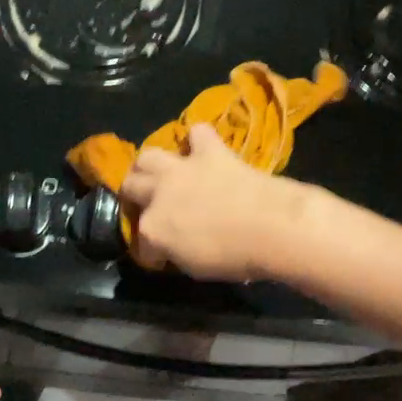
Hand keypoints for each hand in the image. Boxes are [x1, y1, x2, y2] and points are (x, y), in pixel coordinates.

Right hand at [117, 124, 316, 279]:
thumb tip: (173, 247)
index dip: (150, 252)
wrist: (271, 227)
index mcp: (152, 230)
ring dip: (149, 165)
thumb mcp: (193, 267)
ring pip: (148, 156)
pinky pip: (197, 133)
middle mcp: (158, 195)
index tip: (160, 257)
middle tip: (147, 206)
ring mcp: (182, 170)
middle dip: (134, 197)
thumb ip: (175, 251)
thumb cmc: (234, 258)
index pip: (141, 243)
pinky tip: (200, 148)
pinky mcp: (211, 152)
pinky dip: (197, 140)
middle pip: (130, 187)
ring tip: (159, 173)